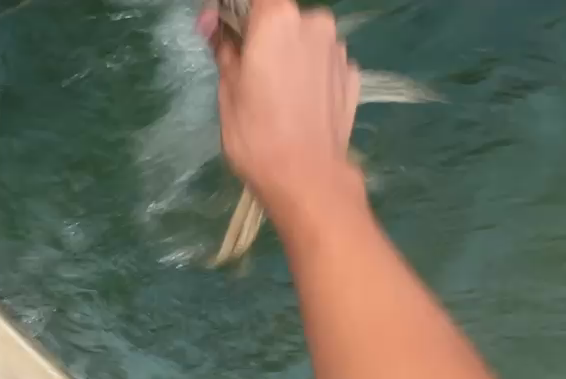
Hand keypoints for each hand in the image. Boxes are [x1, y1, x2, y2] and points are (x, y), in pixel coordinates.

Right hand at [204, 0, 363, 228]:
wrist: (306, 175)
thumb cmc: (255, 137)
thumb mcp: (227, 95)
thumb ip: (225, 50)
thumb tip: (213, 21)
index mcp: (277, 20)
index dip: (237, 10)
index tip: (224, 32)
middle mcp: (314, 20)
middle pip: (281, 17)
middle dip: (264, 37)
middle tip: (247, 77)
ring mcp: (337, 45)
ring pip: (304, 39)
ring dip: (288, 56)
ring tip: (274, 98)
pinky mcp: (351, 70)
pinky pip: (321, 62)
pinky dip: (307, 73)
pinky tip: (296, 106)